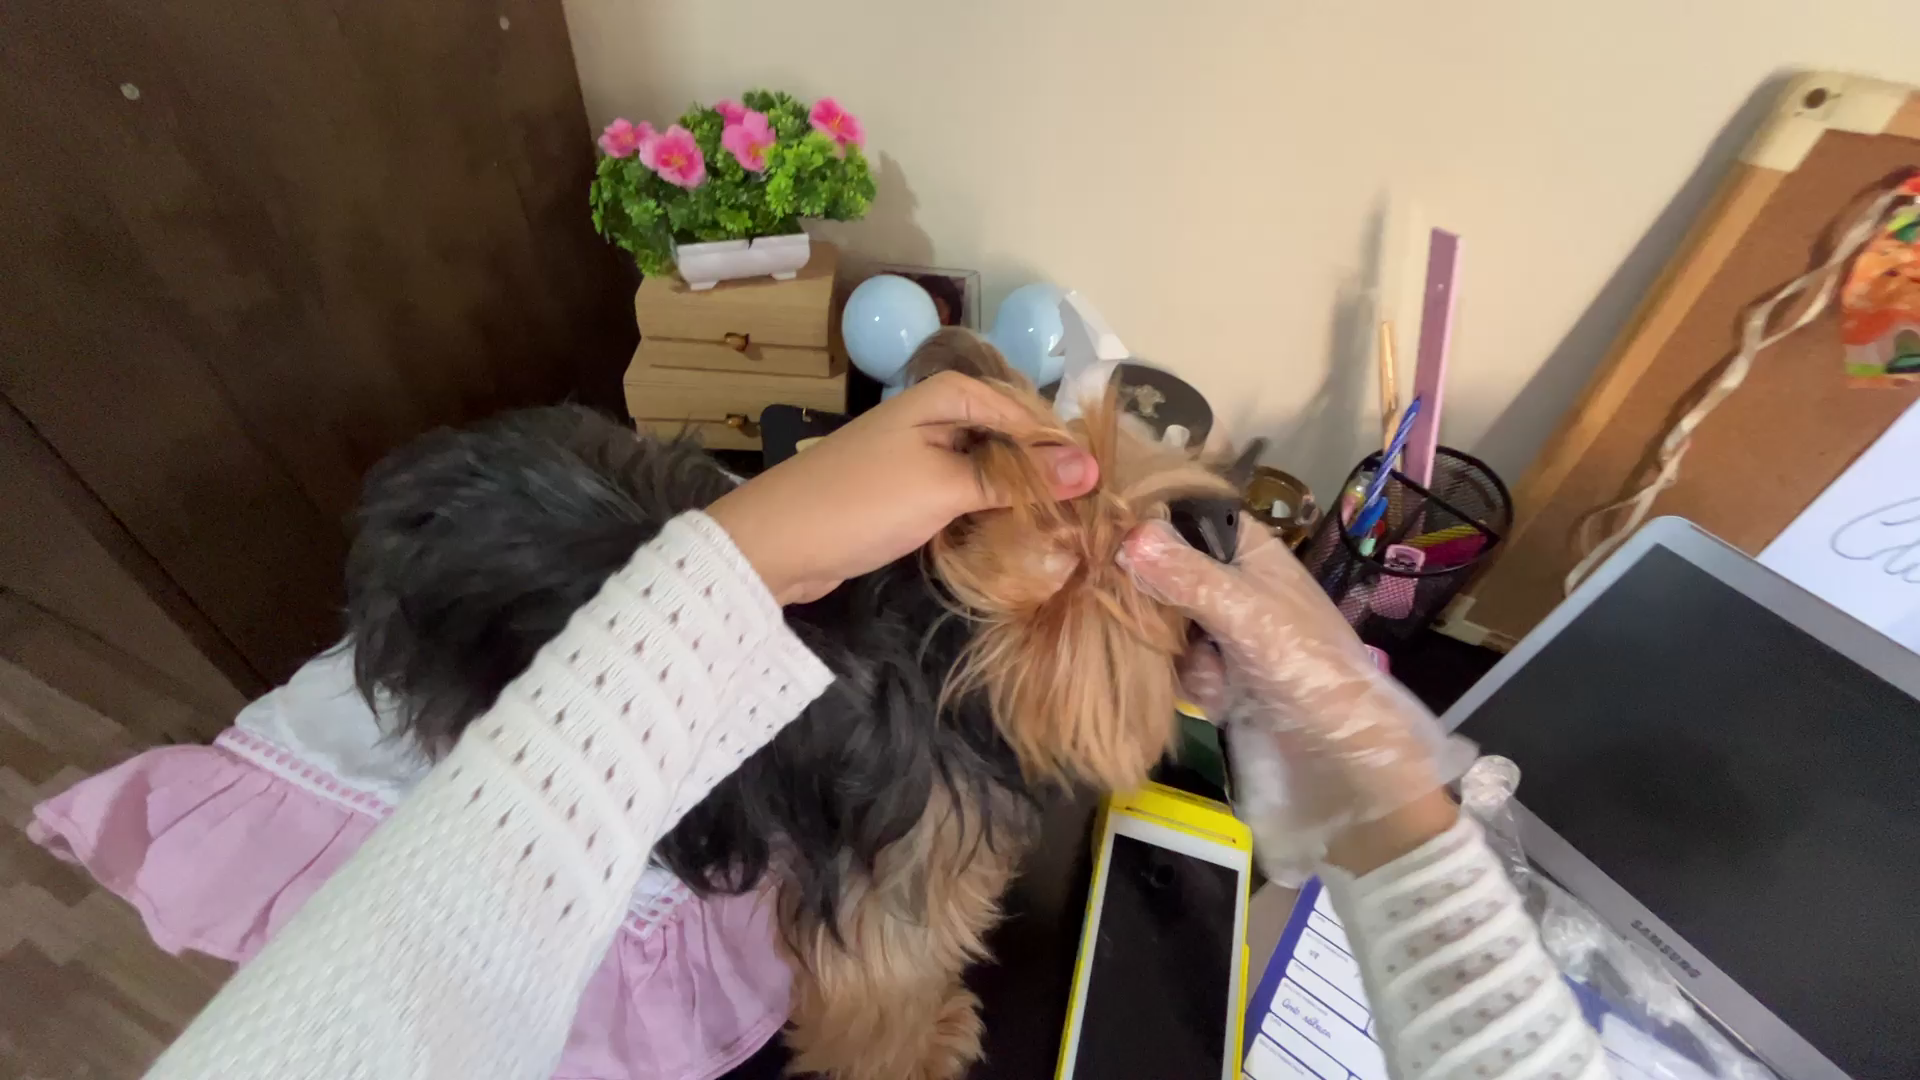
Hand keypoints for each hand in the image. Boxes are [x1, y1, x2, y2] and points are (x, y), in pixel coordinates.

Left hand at [708, 372, 1098, 605]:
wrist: (779, 542)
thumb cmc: (864, 501)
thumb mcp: (946, 487)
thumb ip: (1017, 479)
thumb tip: (1091, 468)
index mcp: (948, 395)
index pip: (1028, 414)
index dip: (1063, 450)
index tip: (1099, 492)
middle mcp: (938, 415)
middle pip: (1010, 438)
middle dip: (1044, 474)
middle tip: (1083, 516)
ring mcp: (923, 452)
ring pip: (988, 467)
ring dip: (1017, 496)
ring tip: (1059, 529)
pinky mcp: (911, 487)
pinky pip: (963, 490)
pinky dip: (987, 510)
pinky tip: (1013, 535)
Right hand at [1120, 519, 1466, 879]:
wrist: (1339, 750)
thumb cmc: (1303, 662)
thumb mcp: (1244, 612)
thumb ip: (1186, 575)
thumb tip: (1128, 537)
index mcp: (1243, 546)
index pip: (1179, 516)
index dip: (1143, 527)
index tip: (1108, 547)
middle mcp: (1226, 577)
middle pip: (1158, 570)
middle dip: (1155, 605)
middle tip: (1165, 627)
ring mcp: (1216, 623)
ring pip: (1158, 618)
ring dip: (1176, 651)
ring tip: (1212, 674)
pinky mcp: (1211, 663)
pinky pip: (1171, 658)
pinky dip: (1188, 678)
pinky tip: (1216, 695)